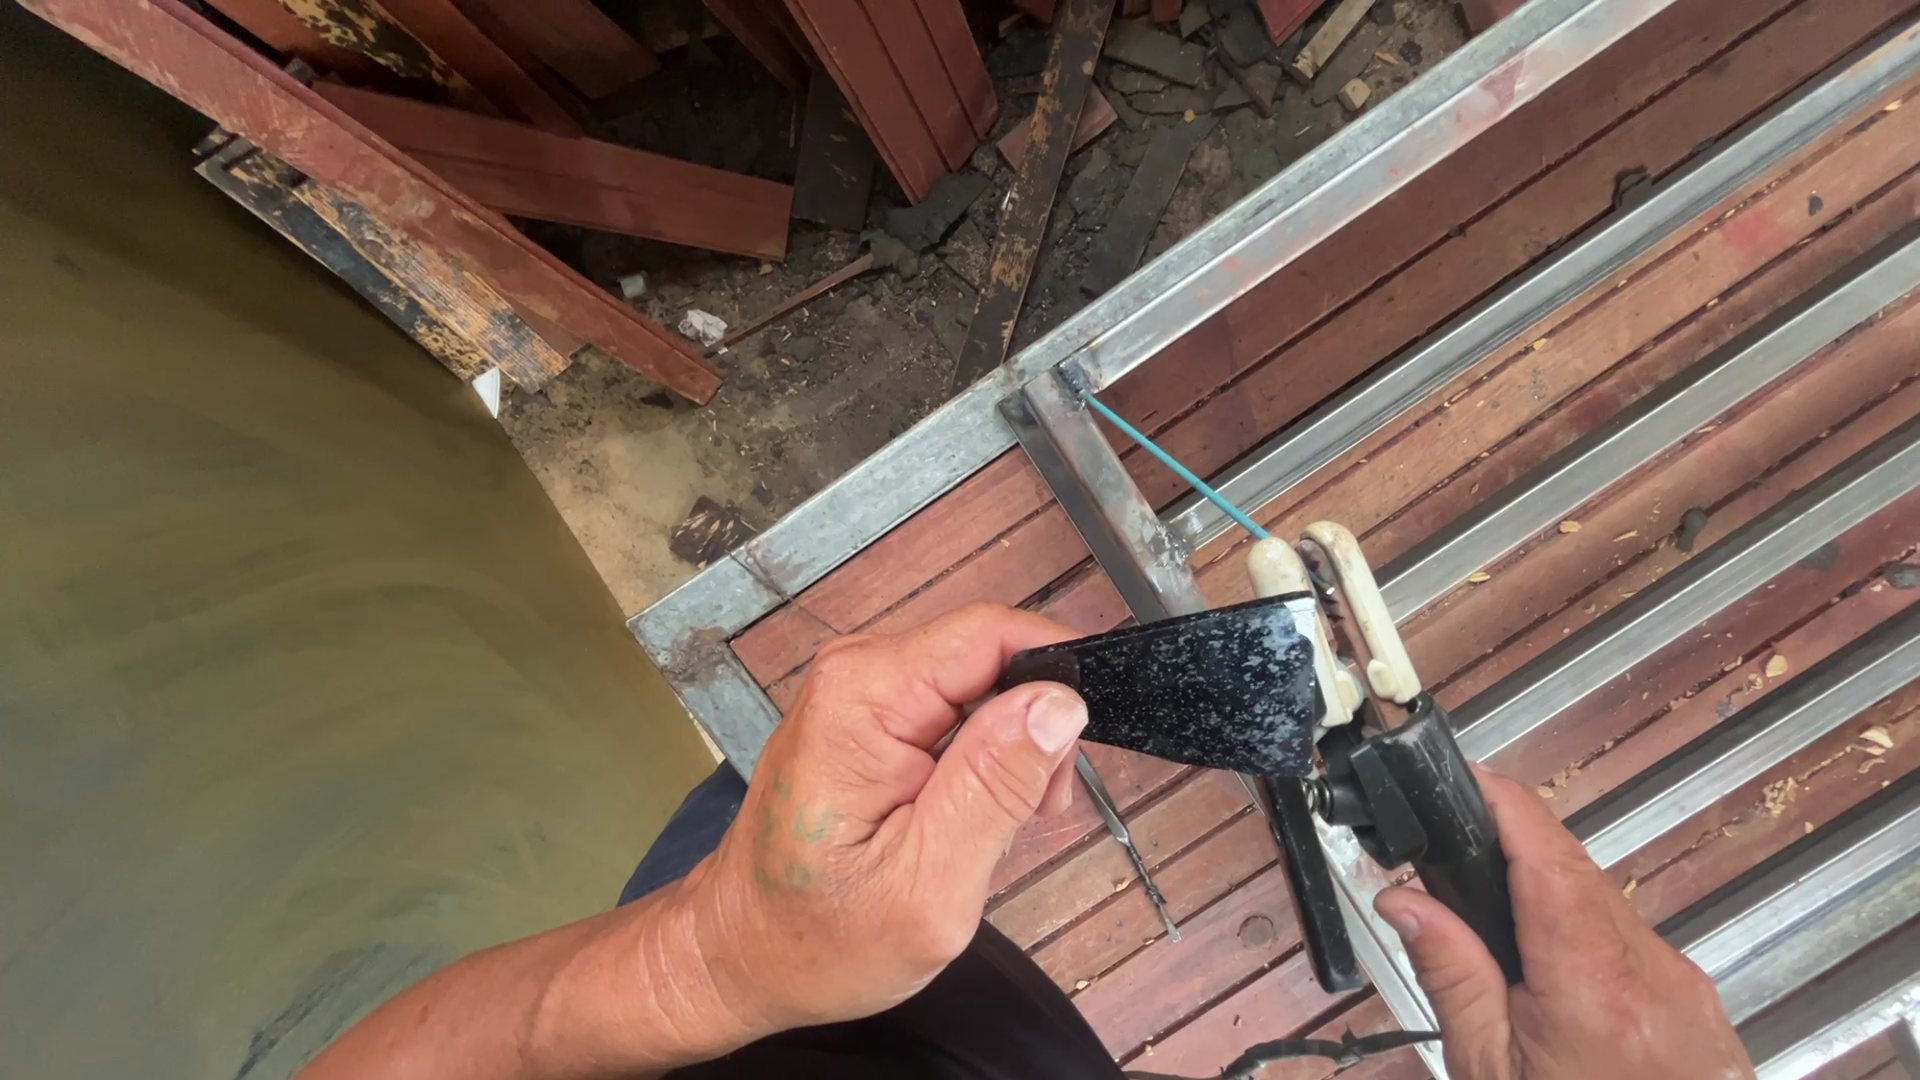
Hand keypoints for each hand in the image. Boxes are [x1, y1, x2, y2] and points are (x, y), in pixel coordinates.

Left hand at [680, 602, 1088, 1036]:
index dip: (1053, 671)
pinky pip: (952, 702)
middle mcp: (858, 667)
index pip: (990, 633)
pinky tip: (966, 807)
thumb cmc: (818, 937)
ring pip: (978, 679)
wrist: (740, 947)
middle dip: (1032, 724)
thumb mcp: (928, 885)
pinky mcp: (867, 704)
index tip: (1079, 746)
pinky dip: (979, 751)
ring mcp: (860, 682)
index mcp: (865, 694)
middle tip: (1031, 812)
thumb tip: (1059, 702)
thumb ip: (995, 786)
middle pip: (988, 654)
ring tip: (992, 823)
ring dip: (1007, 745)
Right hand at [1374, 769, 1753, 1079]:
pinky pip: (1623, 929)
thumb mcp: (1486, 1065)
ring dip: (1540, 881)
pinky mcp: (1695, 1000)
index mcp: (1594, 986)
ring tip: (1485, 907)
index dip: (1503, 800)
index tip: (1462, 774)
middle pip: (1570, 866)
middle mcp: (1654, 974)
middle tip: (1445, 845)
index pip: (1546, 855)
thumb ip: (1448, 972)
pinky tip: (1540, 950)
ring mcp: (1684, 986)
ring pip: (1598, 894)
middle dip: (1508, 840)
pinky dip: (1574, 917)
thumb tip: (1399, 898)